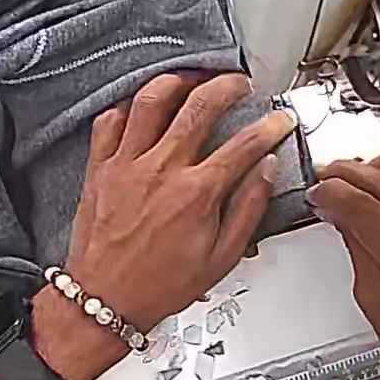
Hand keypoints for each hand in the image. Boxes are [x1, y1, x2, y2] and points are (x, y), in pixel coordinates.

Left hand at [34, 72, 294, 379]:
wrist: (106, 301)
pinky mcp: (100, 169)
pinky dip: (127, 107)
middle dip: (227, 86)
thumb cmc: (159, 285)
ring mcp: (127, 166)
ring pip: (151, 101)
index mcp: (196, 194)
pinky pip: (109, 122)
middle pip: (200, 106)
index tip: (279, 120)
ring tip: (192, 79)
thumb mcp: (221, 258)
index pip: (244, 144)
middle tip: (239, 84)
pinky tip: (141, 107)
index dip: (270, 125)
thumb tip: (266, 171)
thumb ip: (248, 209)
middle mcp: (161, 171)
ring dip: (177, 80)